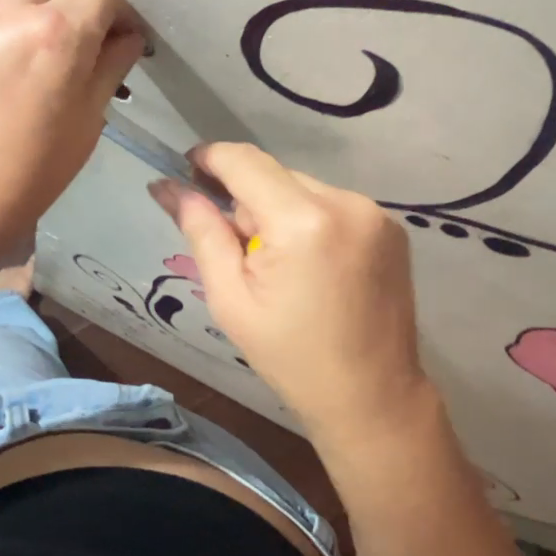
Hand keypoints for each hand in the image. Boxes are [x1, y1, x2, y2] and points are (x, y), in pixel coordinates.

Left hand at [0, 0, 142, 260]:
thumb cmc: (21, 182)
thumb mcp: (84, 127)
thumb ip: (109, 69)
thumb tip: (125, 38)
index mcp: (55, 34)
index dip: (119, 15)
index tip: (120, 40)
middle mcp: (5, 8)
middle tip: (78, 41)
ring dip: (32, 3)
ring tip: (29, 49)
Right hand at [150, 143, 425, 441]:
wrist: (372, 396)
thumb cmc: (291, 356)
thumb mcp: (231, 298)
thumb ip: (201, 232)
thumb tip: (166, 186)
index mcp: (302, 222)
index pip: (244, 162)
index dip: (210, 159)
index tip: (186, 170)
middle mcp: (345, 203)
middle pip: (274, 174)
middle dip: (245, 199)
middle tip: (234, 248)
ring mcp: (375, 213)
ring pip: (302, 188)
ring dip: (278, 210)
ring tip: (276, 265)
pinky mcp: (390, 226)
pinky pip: (331, 204)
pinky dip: (309, 220)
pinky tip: (309, 265)